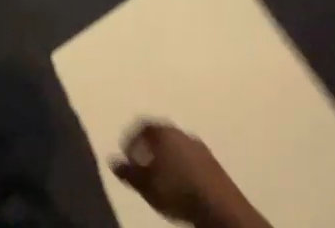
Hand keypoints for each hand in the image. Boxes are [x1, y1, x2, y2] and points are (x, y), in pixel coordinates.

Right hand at [111, 122, 262, 226]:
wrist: (221, 210)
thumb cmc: (177, 191)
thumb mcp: (145, 184)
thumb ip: (127, 171)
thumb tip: (113, 160)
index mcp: (164, 130)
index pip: (142, 125)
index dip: (131, 139)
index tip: (126, 155)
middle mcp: (183, 132)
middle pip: (160, 135)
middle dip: (149, 149)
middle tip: (142, 166)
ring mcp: (201, 148)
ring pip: (177, 148)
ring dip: (167, 159)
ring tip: (161, 178)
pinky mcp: (215, 164)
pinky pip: (191, 159)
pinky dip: (182, 167)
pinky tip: (180, 184)